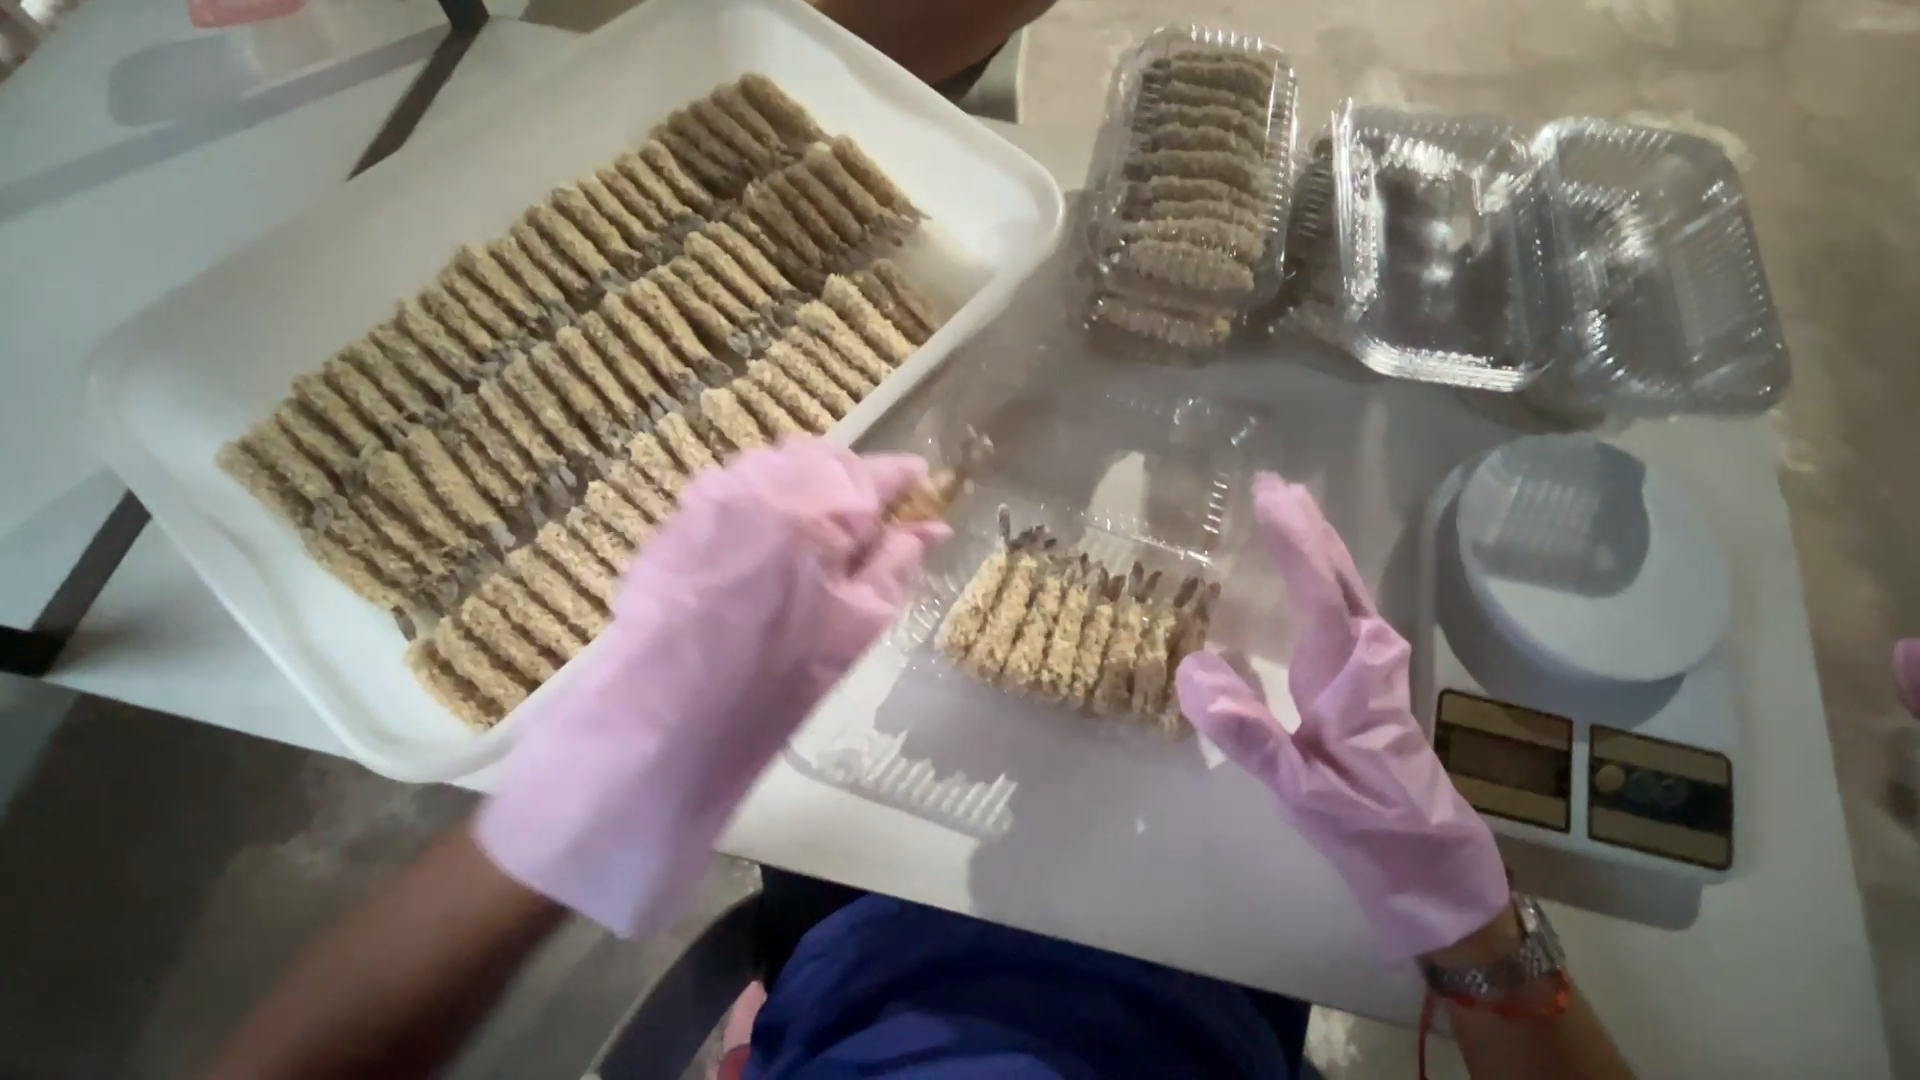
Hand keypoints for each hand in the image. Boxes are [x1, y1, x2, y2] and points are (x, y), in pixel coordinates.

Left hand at [476, 437, 947, 936]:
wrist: (670, 710)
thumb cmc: (785, 672)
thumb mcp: (863, 623)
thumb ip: (899, 563)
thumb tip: (932, 527)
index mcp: (824, 502)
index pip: (876, 471)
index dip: (902, 478)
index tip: (919, 480)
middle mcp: (766, 478)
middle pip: (821, 457)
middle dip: (848, 479)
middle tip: (863, 519)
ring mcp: (714, 492)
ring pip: (772, 467)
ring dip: (800, 487)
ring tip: (808, 533)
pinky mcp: (679, 515)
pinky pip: (732, 490)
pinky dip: (757, 505)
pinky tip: (757, 549)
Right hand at [1175, 475, 1508, 958]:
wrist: (1436, 874)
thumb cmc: (1373, 833)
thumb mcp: (1305, 795)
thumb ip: (1251, 735)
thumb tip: (1189, 670)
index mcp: (1352, 679)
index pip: (1321, 597)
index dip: (1295, 544)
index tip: (1270, 495)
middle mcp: (1367, 663)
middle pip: (1341, 582)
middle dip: (1310, 530)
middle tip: (1276, 483)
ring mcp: (1370, 674)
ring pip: (1347, 595)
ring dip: (1318, 549)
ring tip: (1290, 512)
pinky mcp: (1365, 688)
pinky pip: (1342, 616)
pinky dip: (1322, 583)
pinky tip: (1309, 582)